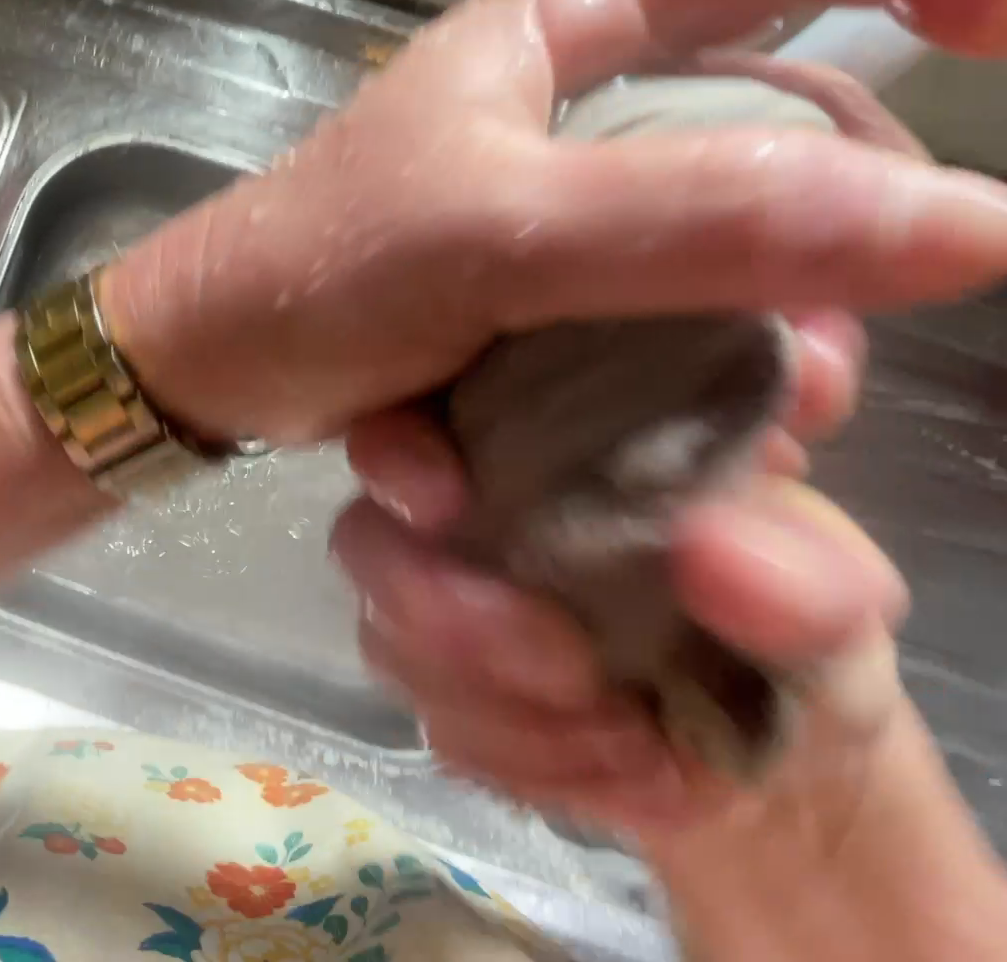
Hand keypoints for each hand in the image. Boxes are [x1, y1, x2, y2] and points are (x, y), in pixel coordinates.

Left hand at [102, 0, 1006, 444]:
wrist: (208, 368)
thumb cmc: (310, 272)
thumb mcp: (486, 231)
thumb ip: (692, 220)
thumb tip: (963, 225)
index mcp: (554, 46)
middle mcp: (568, 128)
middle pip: (777, 129)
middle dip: (825, 223)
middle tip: (805, 329)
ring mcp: (550, 231)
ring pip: (718, 259)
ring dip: (744, 345)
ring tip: (733, 415)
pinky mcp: (523, 316)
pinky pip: (637, 342)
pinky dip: (651, 397)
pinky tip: (634, 450)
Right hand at [330, 379, 912, 835]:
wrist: (765, 747)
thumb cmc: (782, 623)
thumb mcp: (826, 592)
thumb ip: (795, 569)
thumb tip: (718, 550)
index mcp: (522, 445)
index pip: (409, 422)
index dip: (399, 457)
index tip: (449, 503)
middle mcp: (451, 518)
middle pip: (365, 539)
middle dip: (442, 611)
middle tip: (571, 670)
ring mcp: (428, 606)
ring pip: (390, 645)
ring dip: (508, 712)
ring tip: (636, 740)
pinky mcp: (438, 692)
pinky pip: (438, 729)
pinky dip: (529, 765)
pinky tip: (618, 769)